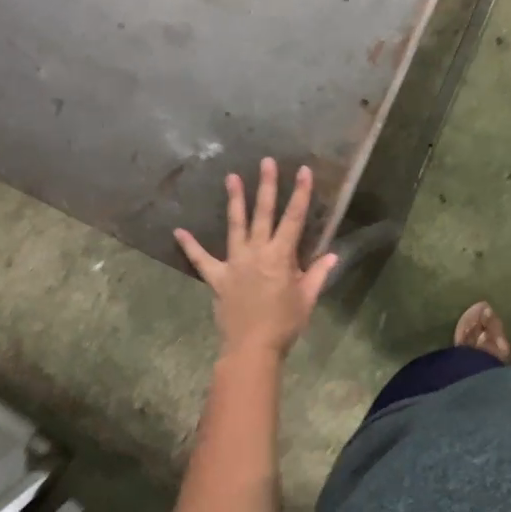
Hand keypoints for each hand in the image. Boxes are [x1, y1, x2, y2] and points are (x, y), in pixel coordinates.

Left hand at [175, 158, 338, 359]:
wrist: (251, 349)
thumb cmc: (284, 324)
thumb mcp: (307, 299)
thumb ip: (317, 274)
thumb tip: (332, 256)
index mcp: (281, 256)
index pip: (294, 218)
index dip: (301, 193)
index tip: (304, 171)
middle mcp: (257, 252)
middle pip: (263, 213)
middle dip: (266, 186)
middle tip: (266, 162)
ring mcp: (234, 263)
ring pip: (235, 226)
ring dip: (234, 201)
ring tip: (231, 177)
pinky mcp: (217, 278)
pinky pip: (201, 260)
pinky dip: (190, 246)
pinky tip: (178, 231)